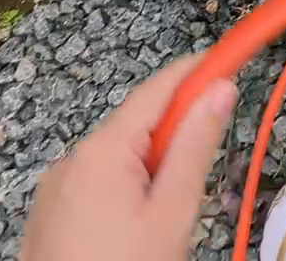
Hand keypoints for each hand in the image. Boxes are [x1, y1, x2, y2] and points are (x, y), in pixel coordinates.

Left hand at [22, 55, 238, 260]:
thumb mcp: (172, 212)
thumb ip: (196, 145)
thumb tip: (222, 86)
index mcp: (103, 149)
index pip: (162, 86)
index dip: (202, 68)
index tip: (237, 57)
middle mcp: (72, 157)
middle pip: (141, 121)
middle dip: (179, 131)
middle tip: (205, 171)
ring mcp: (54, 188)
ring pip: (122, 153)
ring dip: (155, 163)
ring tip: (169, 215)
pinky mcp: (47, 216)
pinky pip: (100, 180)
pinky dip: (129, 185)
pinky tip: (137, 228)